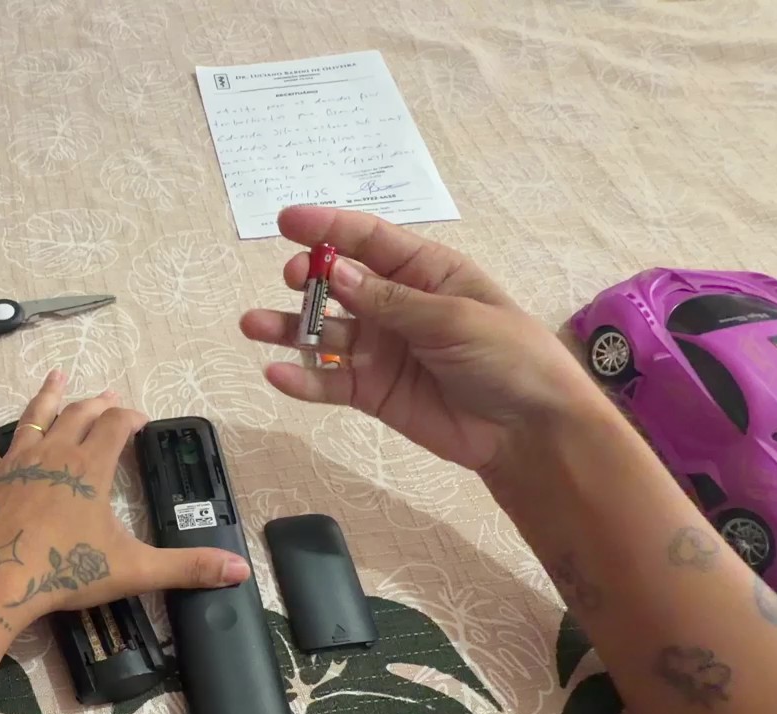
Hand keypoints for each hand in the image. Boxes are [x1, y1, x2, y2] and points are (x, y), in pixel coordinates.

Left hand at [0, 371, 250, 629]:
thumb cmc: (64, 570)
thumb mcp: (134, 569)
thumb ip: (187, 567)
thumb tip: (239, 570)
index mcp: (90, 467)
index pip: (117, 426)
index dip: (131, 418)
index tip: (141, 420)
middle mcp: (54, 453)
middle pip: (79, 416)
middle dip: (97, 404)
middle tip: (108, 396)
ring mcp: (15, 462)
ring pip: (34, 418)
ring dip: (48, 396)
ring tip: (57, 376)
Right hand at [239, 206, 609, 475]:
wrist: (524, 429)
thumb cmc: (508, 357)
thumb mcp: (454, 318)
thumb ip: (391, 300)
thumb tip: (335, 273)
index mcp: (426, 274)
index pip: (369, 242)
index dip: (328, 229)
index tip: (286, 221)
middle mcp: (393, 307)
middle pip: (338, 286)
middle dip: (309, 278)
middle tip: (291, 278)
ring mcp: (377, 350)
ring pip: (322, 335)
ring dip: (287, 328)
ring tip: (252, 325)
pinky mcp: (368, 390)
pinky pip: (326, 382)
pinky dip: (300, 381)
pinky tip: (275, 373)